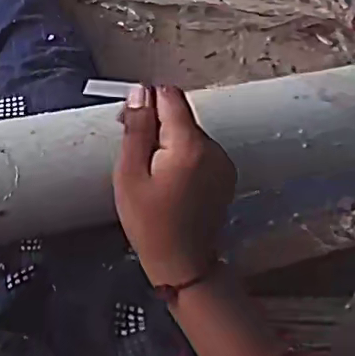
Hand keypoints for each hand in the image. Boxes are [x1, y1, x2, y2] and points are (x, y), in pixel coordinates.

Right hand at [113, 85, 235, 288]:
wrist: (182, 263)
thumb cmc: (148, 221)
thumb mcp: (129, 173)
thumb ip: (136, 129)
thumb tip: (140, 92)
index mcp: (190, 145)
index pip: (170, 98)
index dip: (146, 103)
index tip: (129, 124)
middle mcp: (213, 148)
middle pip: (180, 115)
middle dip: (154, 124)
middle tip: (134, 155)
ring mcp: (223, 161)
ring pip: (187, 132)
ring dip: (166, 140)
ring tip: (149, 172)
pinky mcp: (224, 174)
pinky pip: (197, 150)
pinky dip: (180, 155)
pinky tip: (168, 181)